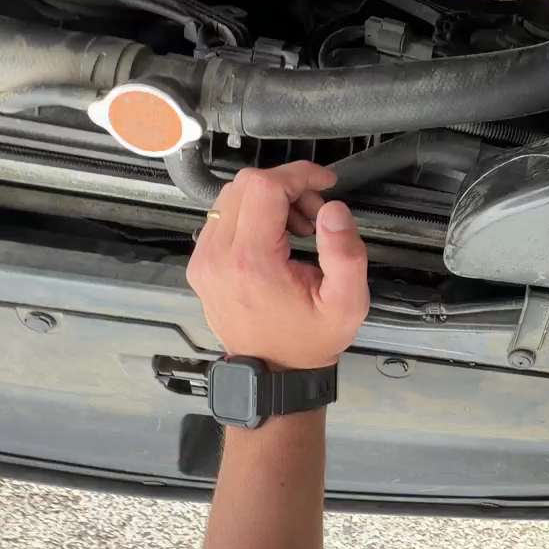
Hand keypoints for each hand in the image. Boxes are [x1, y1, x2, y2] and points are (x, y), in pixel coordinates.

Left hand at [186, 162, 369, 370]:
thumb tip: (334, 209)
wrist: (275, 373)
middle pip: (246, 184)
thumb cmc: (311, 340)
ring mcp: (204, 260)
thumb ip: (346, 253)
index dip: (299, 175)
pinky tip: (280, 238)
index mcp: (251, 262)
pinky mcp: (202, 263)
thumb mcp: (347, 302)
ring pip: (232, 196)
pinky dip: (255, 214)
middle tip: (317, 214)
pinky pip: (224, 216)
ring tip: (301, 229)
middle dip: (288, 187)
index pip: (264, 186)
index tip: (326, 184)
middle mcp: (217, 256)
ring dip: (271, 199)